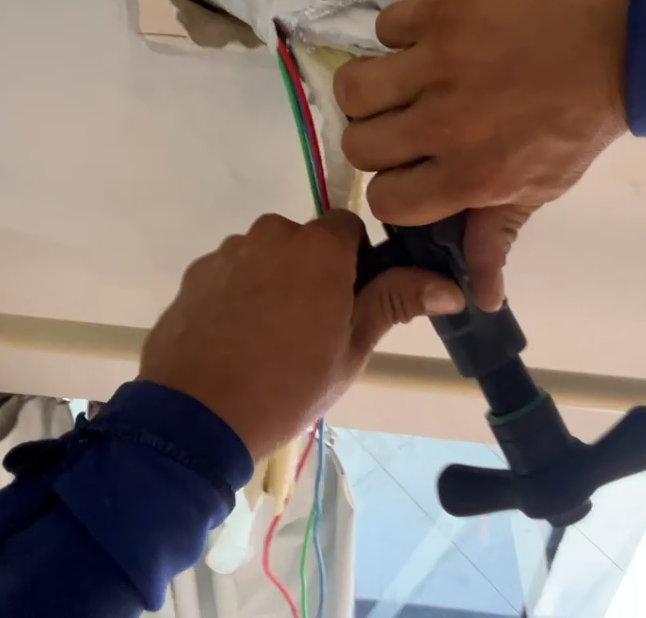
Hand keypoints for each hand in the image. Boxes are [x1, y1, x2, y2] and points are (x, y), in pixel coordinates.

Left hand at [138, 210, 465, 459]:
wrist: (194, 418)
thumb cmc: (287, 385)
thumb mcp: (352, 349)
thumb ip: (396, 302)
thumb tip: (451, 285)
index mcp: (318, 247)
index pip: (348, 227)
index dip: (354, 261)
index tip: (349, 302)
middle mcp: (271, 234)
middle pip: (304, 241)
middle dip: (312, 271)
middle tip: (310, 327)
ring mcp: (228, 251)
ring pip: (265, 255)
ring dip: (273, 280)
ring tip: (266, 338)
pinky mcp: (195, 273)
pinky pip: (230, 271)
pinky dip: (237, 292)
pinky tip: (233, 337)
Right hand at [334, 0, 633, 310]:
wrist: (624, 37)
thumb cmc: (582, 118)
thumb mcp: (544, 184)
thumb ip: (497, 234)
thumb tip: (482, 298)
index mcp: (469, 175)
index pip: (384, 199)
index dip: (394, 187)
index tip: (411, 169)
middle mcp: (443, 123)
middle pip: (358, 144)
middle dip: (377, 139)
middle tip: (404, 122)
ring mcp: (438, 62)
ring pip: (353, 87)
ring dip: (371, 88)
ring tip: (400, 80)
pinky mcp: (441, 9)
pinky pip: (385, 27)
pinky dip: (399, 34)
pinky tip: (427, 39)